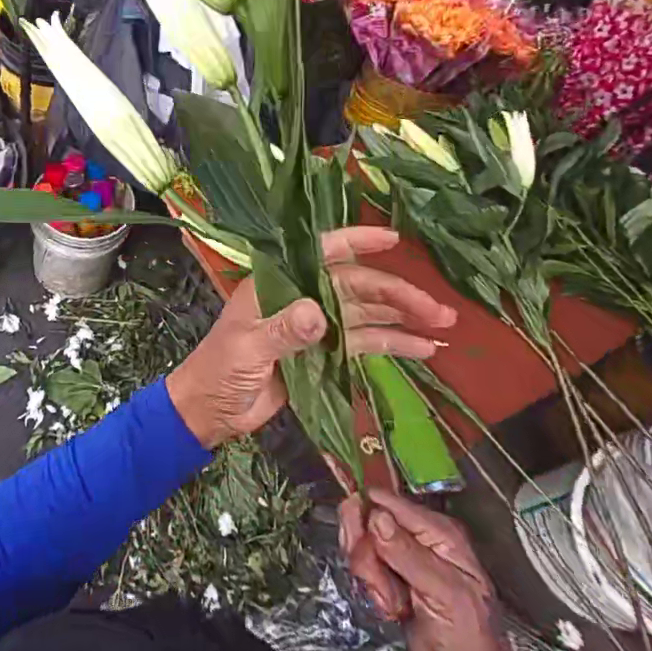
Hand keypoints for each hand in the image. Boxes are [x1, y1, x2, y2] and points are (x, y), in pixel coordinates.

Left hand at [166, 227, 454, 448]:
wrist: (209, 411)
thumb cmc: (219, 368)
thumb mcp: (248, 349)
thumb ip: (283, 331)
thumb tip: (319, 314)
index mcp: (282, 282)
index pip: (324, 252)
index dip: (359, 241)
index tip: (394, 240)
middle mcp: (305, 295)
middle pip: (359, 287)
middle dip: (399, 294)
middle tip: (439, 309)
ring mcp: (318, 323)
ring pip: (368, 313)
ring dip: (404, 318)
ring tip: (442, 325)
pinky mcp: (324, 351)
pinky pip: (363, 342)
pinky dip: (392, 344)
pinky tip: (423, 348)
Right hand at [340, 489, 512, 650]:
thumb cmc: (470, 634)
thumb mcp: (445, 591)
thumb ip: (409, 554)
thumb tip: (378, 517)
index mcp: (438, 530)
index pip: (392, 504)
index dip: (368, 515)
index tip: (356, 537)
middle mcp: (419, 537)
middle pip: (372, 522)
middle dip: (368, 554)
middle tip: (376, 581)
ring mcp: (404, 557)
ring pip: (365, 546)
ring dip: (371, 578)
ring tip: (392, 602)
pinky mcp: (393, 578)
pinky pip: (367, 570)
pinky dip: (372, 591)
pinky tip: (390, 608)